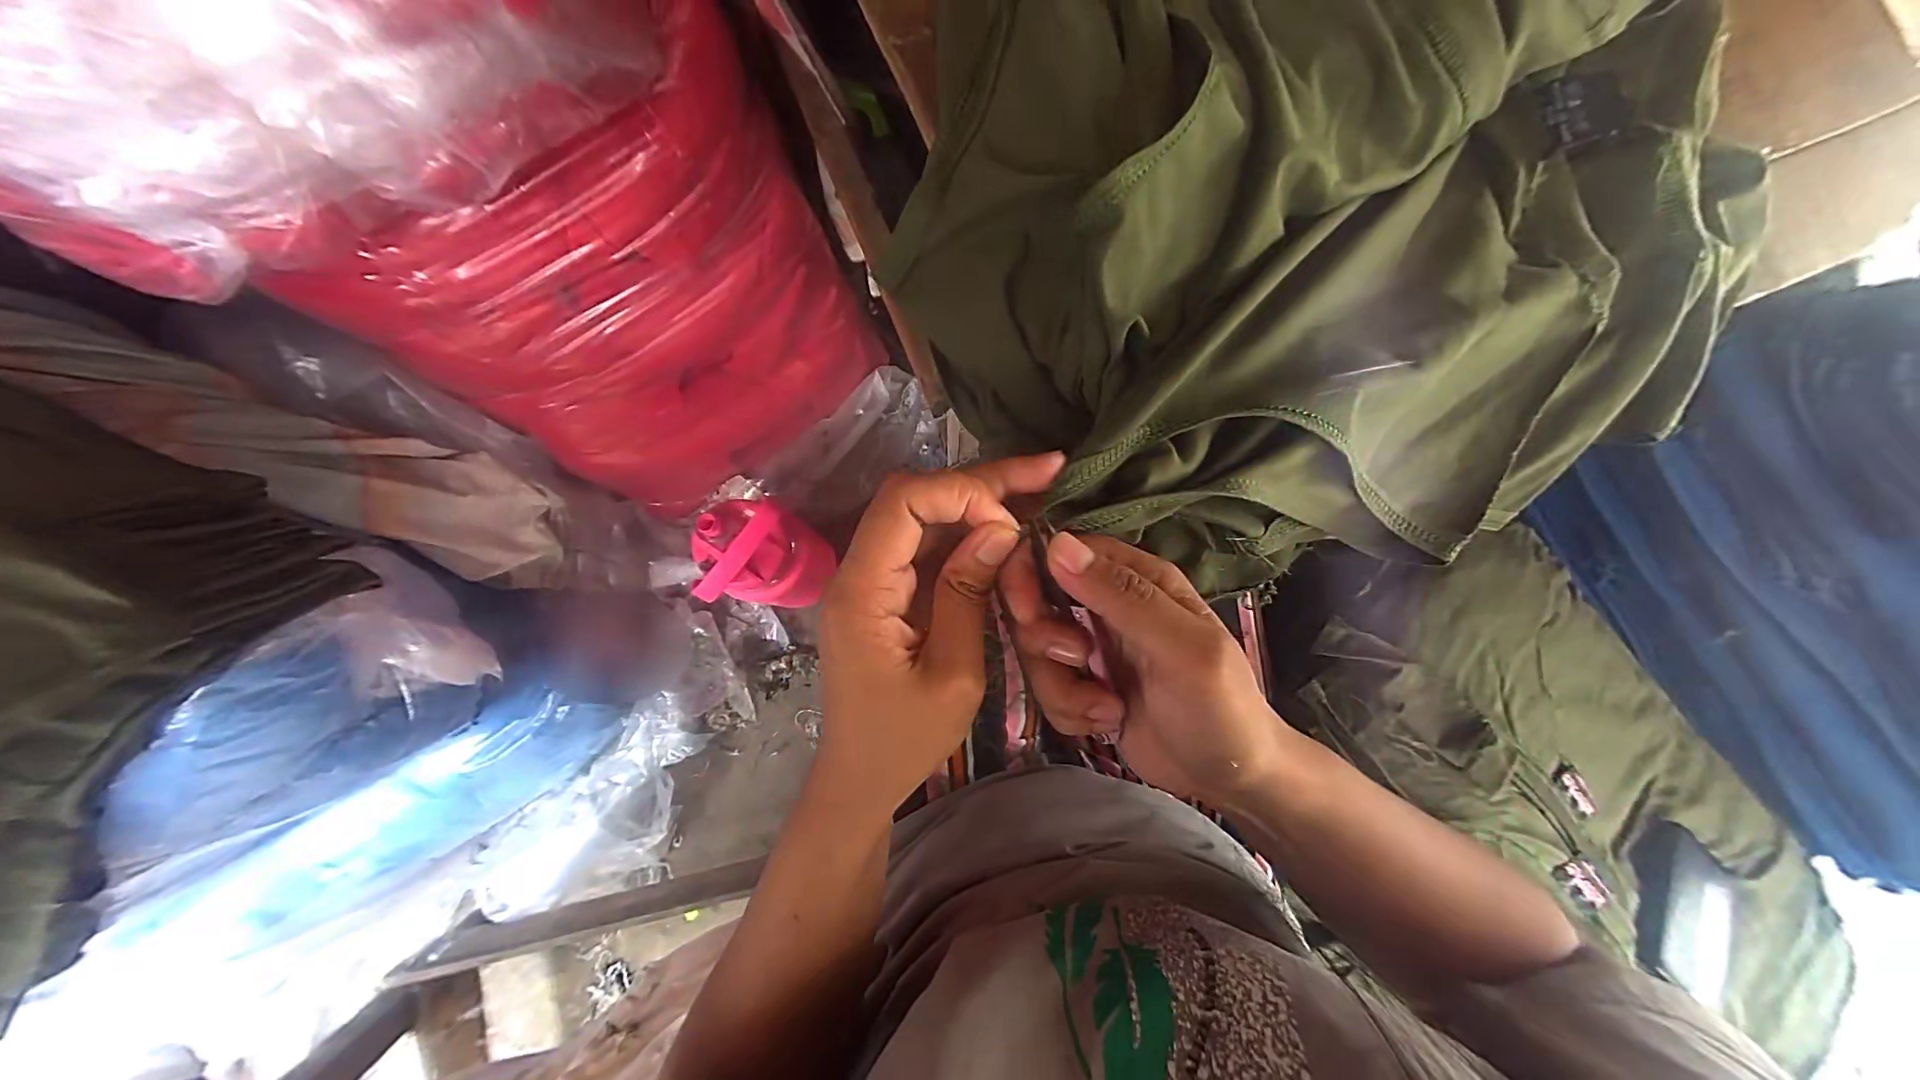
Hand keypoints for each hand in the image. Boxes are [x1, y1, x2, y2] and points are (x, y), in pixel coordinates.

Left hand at [815, 454, 1065, 814]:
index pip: (902, 503)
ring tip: (1040, 485)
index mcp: (863, 591)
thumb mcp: (953, 674)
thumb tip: (999, 528)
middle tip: (1046, 469)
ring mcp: (873, 580)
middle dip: (980, 482)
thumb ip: (969, 593)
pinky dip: (969, 533)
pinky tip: (1011, 524)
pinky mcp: (889, 593)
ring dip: (979, 501)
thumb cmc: (904, 740)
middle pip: (914, 499)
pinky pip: (928, 548)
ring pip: (924, 518)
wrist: (861, 778)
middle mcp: (859, 572)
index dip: (959, 494)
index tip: (1008, 521)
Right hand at [1002, 532, 1290, 808]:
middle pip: (1038, 600)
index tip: (1027, 610)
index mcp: (1137, 578)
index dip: (1032, 572)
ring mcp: (1093, 647)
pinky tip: (1107, 721)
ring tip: (1108, 708)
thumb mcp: (1179, 646)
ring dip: (1062, 685)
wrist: (1231, 779)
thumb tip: (1058, 544)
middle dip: (1045, 638)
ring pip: (1037, 650)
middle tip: (1076, 662)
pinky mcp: (1082, 686)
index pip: (1064, 550)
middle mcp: (1108, 605)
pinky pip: (1046, 687)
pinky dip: (1069, 710)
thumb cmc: (1219, 705)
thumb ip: (1122, 595)